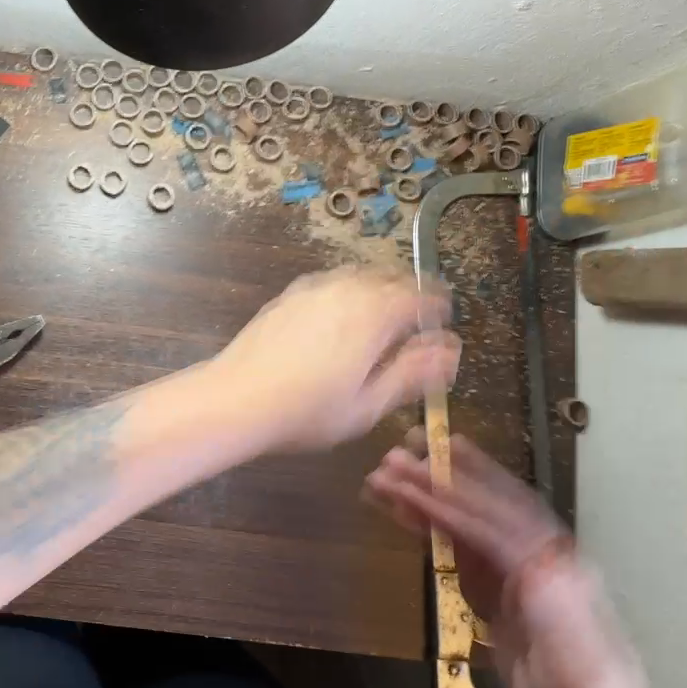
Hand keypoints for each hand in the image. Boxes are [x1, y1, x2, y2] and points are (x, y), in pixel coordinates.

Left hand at [212, 266, 459, 452]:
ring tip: (384, 312)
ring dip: (377, 288)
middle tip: (419, 313)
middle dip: (409, 291)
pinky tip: (341, 313)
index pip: (418, 295)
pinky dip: (346, 290)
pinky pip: (328, 283)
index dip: (437, 304)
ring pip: (356, 276)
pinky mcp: (286, 297)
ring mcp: (311, 290)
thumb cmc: (307, 411)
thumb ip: (412, 373)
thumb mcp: (368, 404)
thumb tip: (450, 351)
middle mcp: (344, 291)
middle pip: (388, 278)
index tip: (444, 316)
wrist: (236, 399)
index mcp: (372, 315)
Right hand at [364, 432, 673, 687]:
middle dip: (437, 483)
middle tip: (393, 458)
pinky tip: (401, 511)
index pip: (503, 524)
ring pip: (465, 526)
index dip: (461, 497)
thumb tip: (537, 564)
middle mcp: (540, 562)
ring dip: (425, 498)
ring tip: (383, 476)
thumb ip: (566, 619)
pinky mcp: (496, 600)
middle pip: (483, 512)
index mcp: (563, 573)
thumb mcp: (588, 674)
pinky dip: (427, 527)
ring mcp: (516, 580)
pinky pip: (458, 551)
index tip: (422, 472)